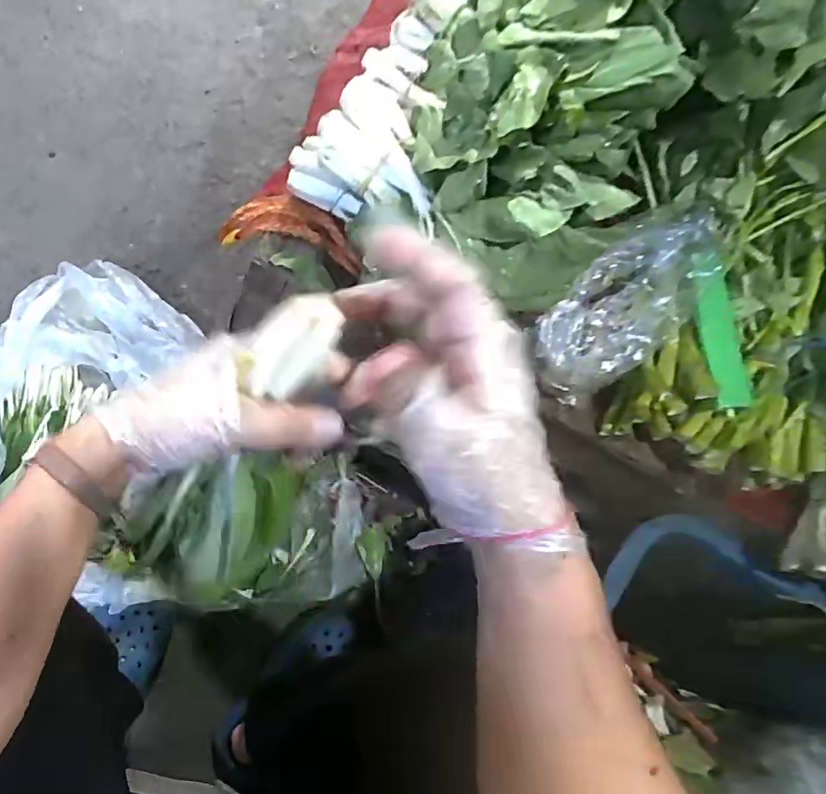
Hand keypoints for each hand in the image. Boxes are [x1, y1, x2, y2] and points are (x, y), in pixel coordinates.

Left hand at [91, 337, 346, 472]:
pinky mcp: (219, 415)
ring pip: (279, 398)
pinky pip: (261, 418)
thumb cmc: (175, 421)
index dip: (332, 354)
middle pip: (295, 369)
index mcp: (244, 348)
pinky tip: (285, 455)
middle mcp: (241, 362)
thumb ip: (287, 424)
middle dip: (319, 397)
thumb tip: (339, 427)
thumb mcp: (234, 422)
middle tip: (333, 433)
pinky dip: (277, 435)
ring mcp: (229, 389)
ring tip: (305, 454)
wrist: (122, 446)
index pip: (301, 332)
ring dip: (298, 422)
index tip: (356, 387)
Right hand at [338, 227, 578, 551]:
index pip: (450, 284)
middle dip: (370, 308)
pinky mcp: (427, 402)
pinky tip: (344, 400)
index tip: (371, 242)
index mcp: (481, 345)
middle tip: (325, 320)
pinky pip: (389, 376)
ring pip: (396, 341)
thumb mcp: (446, 432)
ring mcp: (443, 376)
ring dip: (362, 353)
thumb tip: (379, 363)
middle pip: (415, 307)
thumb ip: (410, 389)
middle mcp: (462, 350)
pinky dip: (364, 381)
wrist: (500, 520)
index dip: (414, 257)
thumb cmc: (485, 475)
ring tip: (336, 382)